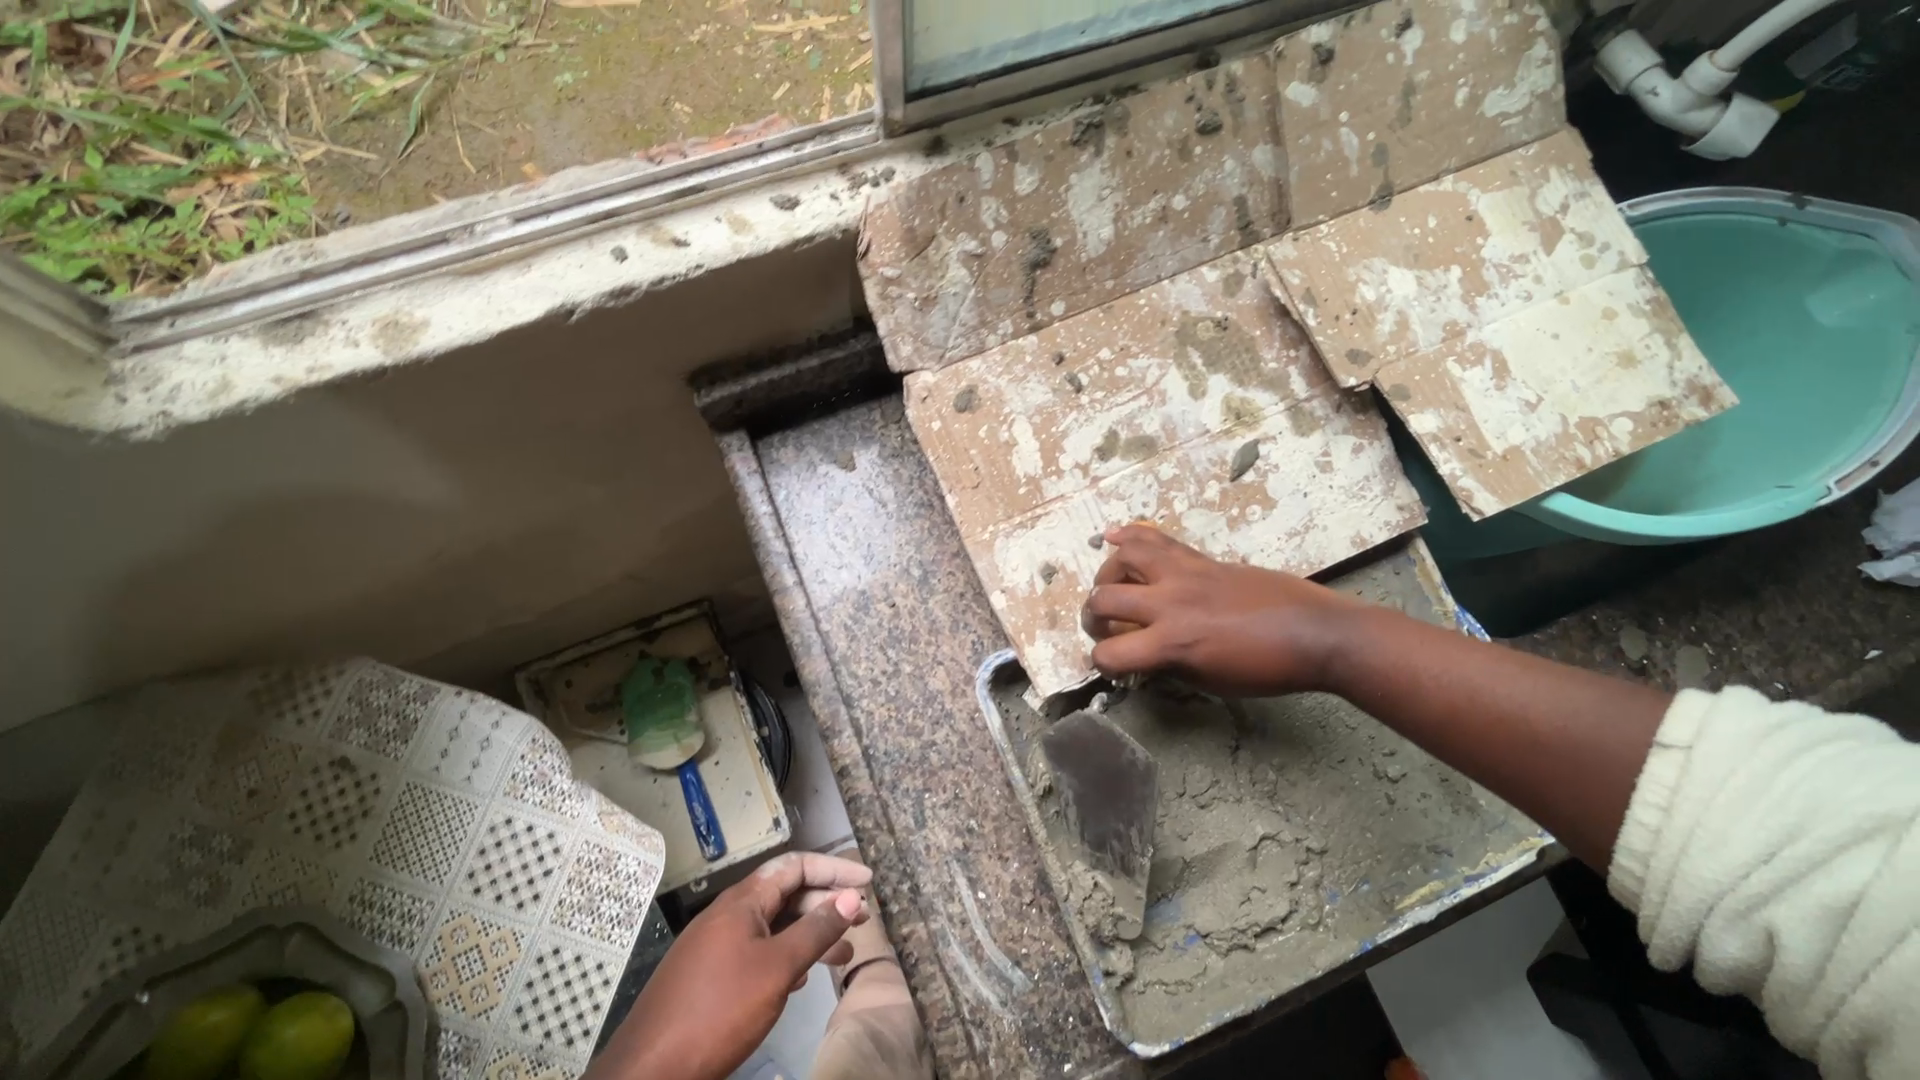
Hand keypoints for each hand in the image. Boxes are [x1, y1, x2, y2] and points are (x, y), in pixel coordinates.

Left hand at [591, 853, 871, 1079]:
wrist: (651, 1068)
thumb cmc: (720, 1009)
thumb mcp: (777, 968)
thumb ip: (816, 930)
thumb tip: (851, 896)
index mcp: (742, 902)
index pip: (795, 866)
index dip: (834, 870)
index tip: (868, 881)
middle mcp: (729, 915)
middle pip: (786, 894)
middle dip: (827, 903)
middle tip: (865, 920)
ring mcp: (717, 946)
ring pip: (774, 927)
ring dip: (811, 934)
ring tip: (844, 955)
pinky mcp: (711, 976)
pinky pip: (759, 951)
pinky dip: (787, 956)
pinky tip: (803, 978)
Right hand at [1081, 524, 1362, 696]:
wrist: (1314, 633)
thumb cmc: (1265, 669)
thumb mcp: (1210, 681)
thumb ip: (1169, 666)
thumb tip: (1145, 658)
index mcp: (1172, 642)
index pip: (1111, 654)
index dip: (1102, 664)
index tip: (1112, 667)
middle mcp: (1169, 602)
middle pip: (1104, 599)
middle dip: (1092, 617)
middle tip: (1102, 627)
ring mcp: (1185, 574)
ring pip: (1125, 557)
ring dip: (1108, 574)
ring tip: (1112, 585)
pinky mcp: (1202, 559)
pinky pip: (1159, 539)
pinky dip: (1131, 535)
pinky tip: (1113, 536)